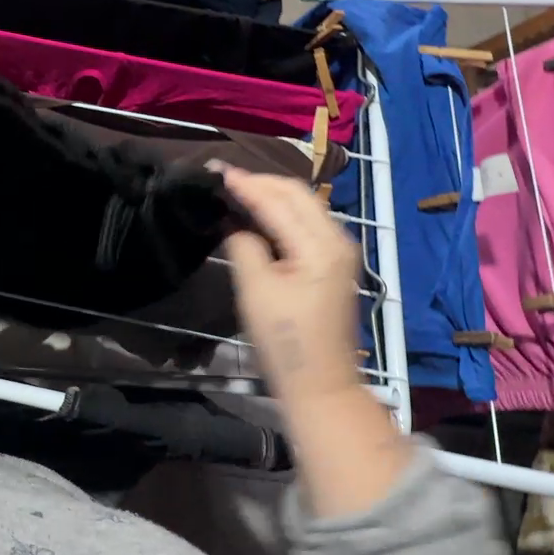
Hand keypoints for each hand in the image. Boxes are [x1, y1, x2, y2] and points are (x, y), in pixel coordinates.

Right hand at [221, 165, 364, 405]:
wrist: (322, 384)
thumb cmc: (286, 341)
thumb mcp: (256, 290)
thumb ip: (244, 245)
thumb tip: (235, 222)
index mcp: (319, 246)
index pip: (278, 201)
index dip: (245, 184)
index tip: (215, 170)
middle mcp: (337, 239)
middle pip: (296, 193)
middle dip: (260, 181)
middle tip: (223, 177)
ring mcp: (339, 250)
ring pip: (303, 204)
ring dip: (270, 193)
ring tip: (236, 189)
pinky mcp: (333, 261)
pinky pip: (305, 220)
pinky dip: (281, 210)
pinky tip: (257, 212)